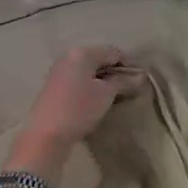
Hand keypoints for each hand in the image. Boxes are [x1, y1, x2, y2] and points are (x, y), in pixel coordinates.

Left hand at [10, 47, 133, 177]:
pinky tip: (97, 98)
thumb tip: (139, 77)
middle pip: (99, 58)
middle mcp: (68, 56)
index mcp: (82, 53)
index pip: (113, 52)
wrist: (46, 135)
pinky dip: (91, 85)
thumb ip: (123, 81)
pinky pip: (78, 79)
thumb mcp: (106, 94)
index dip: (130, 63)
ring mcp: (59, 71)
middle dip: (116, 71)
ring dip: (104, 79)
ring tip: (117, 94)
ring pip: (88, 70)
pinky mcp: (53, 86)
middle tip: (131, 86)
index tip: (142, 78)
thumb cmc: (79, 109)